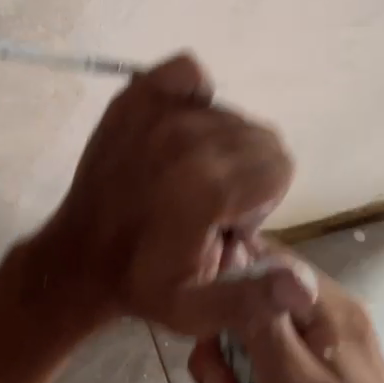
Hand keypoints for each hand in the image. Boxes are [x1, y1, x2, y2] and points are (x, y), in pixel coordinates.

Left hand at [31, 52, 314, 336]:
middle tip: (210, 206)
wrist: (78, 255)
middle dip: (248, 174)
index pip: (280, 166)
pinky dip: (195, 95)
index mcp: (208, 186)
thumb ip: (256, 299)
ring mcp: (157, 112)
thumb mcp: (197, 311)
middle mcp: (187, 138)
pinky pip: (189, 71)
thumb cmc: (143, 284)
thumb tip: (305, 284)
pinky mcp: (135, 97)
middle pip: (260, 137)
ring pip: (230, 113)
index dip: (262, 202)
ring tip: (189, 178)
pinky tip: (181, 132)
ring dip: (223, 144)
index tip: (228, 225)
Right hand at [189, 256, 383, 382]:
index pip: (264, 265)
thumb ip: (258, 315)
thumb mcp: (288, 380)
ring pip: (242, 375)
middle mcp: (321, 338)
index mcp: (329, 314)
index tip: (204, 327)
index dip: (225, 289)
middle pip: (244, 324)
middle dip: (224, 373)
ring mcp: (311, 381)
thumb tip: (242, 243)